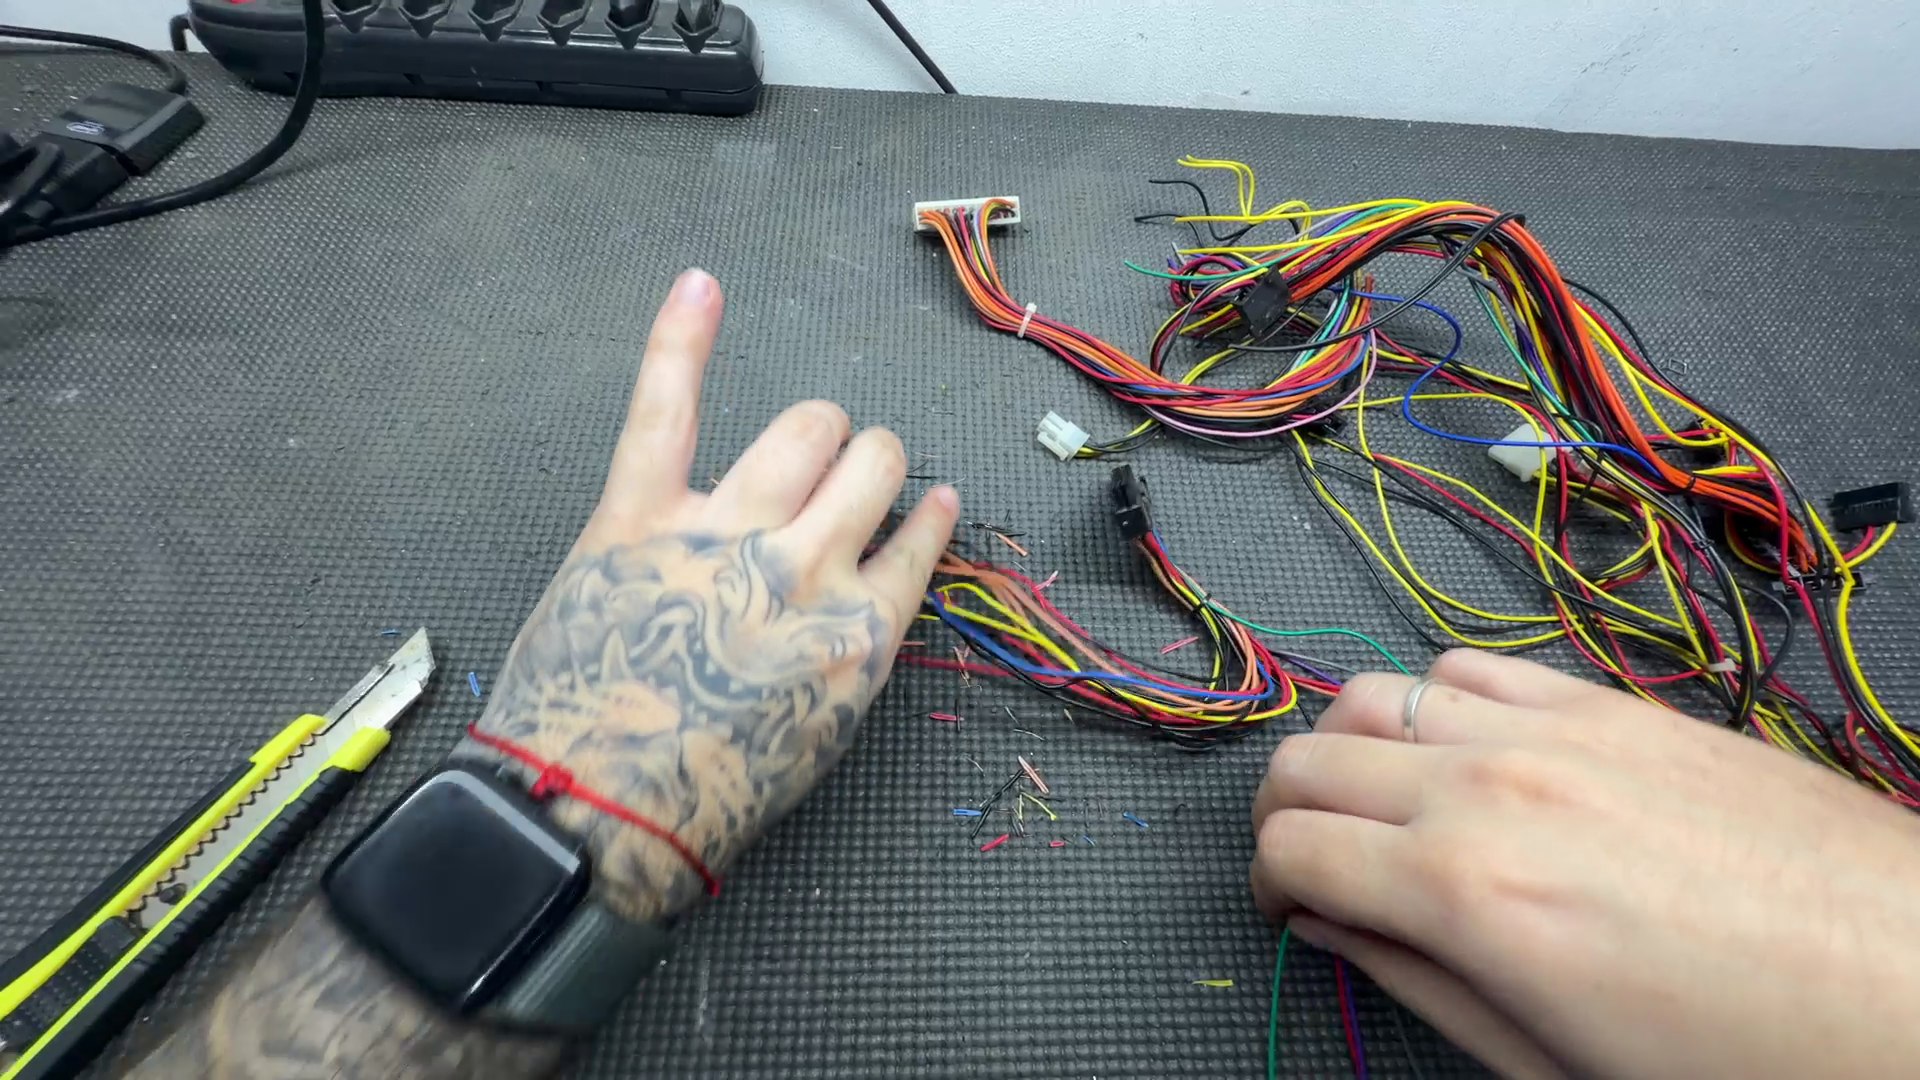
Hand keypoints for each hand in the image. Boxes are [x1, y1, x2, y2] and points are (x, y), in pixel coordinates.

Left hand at [466, 269, 958, 921]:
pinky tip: (700, 287)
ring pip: (806, 428)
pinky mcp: (639, 513)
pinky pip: (667, 407)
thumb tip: (873, 579)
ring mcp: (725, 530)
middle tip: (854, 478)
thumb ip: (859, 644)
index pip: (920, 539)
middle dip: (874, 462)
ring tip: (815, 435)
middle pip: (873, 464)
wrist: (593, 819)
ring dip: (823, 426)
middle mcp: (808, 566)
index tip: (928, 505)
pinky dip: (683, 342)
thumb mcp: (827, 730)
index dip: (926, 517)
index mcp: (861, 630)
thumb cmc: (717, 792)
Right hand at [1250, 648, 1919, 1079]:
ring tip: (1368, 791)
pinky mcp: (1598, 703)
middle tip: (1303, 848)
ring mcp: (1539, 731)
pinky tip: (1453, 747)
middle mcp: (1480, 789)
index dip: (1268, 878)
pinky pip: (1461, 667)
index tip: (1284, 902)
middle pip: (1303, 760)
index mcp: (1464, 892)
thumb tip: (1325, 924)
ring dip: (1340, 747)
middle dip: (1279, 809)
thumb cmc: (1753, 1067)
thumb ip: (1411, 979)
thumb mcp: (1554, 1066)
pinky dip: (1426, 702)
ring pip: (1365, 697)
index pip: (1291, 847)